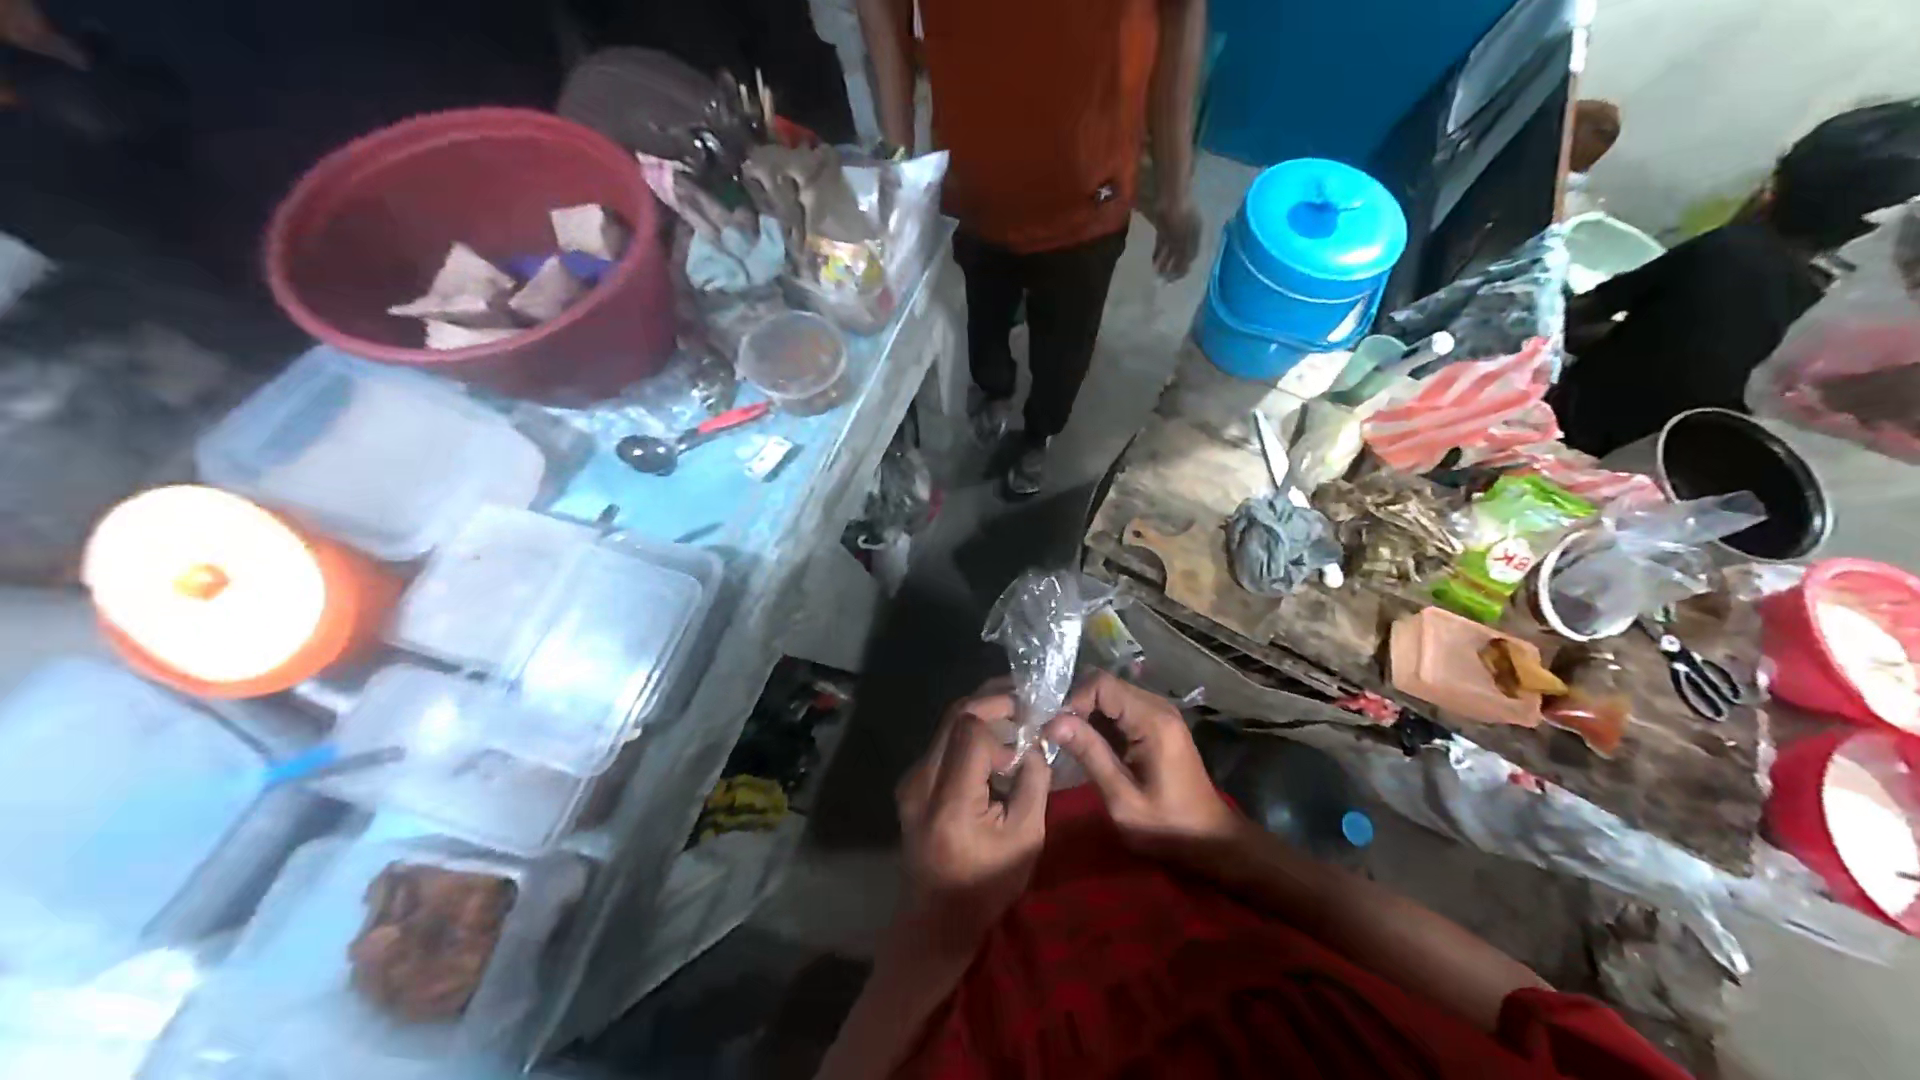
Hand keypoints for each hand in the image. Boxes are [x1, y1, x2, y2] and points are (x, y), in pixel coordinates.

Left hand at [896, 690, 1050, 942]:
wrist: (936, 920)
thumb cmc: (986, 886)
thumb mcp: (1025, 839)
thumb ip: (1033, 784)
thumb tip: (1034, 744)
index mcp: (950, 800)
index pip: (971, 731)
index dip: (1003, 717)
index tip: (1030, 725)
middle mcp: (921, 782)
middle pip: (954, 718)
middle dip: (991, 700)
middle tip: (1024, 699)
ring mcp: (910, 782)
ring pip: (946, 727)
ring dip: (981, 717)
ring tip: (1014, 719)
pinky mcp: (911, 785)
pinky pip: (941, 745)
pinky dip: (969, 737)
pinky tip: (994, 748)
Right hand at [1045, 673, 1241, 855]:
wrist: (1210, 841)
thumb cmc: (1166, 826)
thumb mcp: (1122, 798)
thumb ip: (1090, 755)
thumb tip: (1053, 722)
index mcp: (1152, 721)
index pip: (1101, 684)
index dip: (1073, 701)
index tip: (1056, 731)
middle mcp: (1158, 706)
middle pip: (1105, 685)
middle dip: (1077, 706)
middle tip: (1059, 738)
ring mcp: (1160, 713)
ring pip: (1110, 695)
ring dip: (1087, 714)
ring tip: (1071, 744)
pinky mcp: (1157, 723)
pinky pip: (1121, 709)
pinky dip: (1101, 722)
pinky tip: (1092, 747)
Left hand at [1149, 194, 1203, 280]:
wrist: (1171, 196)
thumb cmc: (1179, 217)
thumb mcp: (1183, 239)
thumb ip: (1183, 255)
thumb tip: (1184, 270)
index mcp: (1195, 238)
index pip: (1190, 259)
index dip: (1182, 271)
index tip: (1173, 281)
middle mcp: (1187, 236)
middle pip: (1180, 256)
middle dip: (1172, 268)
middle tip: (1162, 280)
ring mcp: (1176, 231)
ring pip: (1170, 251)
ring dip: (1164, 262)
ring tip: (1156, 273)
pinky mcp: (1165, 228)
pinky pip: (1163, 244)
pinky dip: (1159, 253)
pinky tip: (1154, 262)